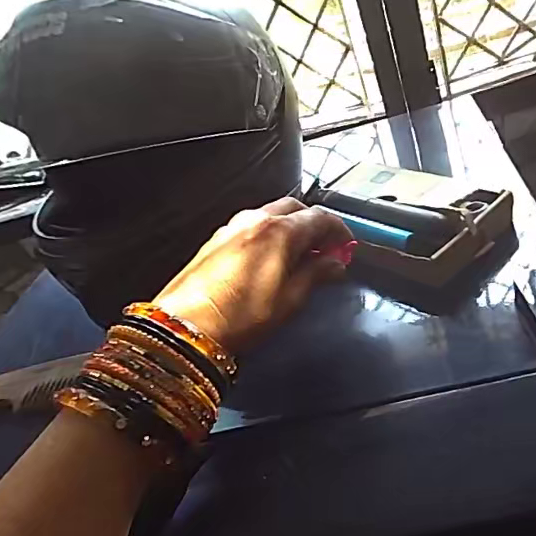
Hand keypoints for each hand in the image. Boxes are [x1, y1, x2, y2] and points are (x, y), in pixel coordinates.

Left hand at [153, 198, 354, 353]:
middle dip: (315, 225)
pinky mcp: (216, 240)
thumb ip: (316, 274)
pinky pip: (251, 227)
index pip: (321, 217)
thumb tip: (333, 263)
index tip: (347, 245)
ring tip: (301, 257)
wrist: (187, 326)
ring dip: (291, 229)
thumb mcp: (290, 300)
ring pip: (272, 215)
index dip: (340, 230)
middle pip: (296, 209)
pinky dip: (269, 236)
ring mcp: (232, 227)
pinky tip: (272, 259)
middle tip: (327, 250)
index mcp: (279, 230)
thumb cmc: (237, 317)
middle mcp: (255, 220)